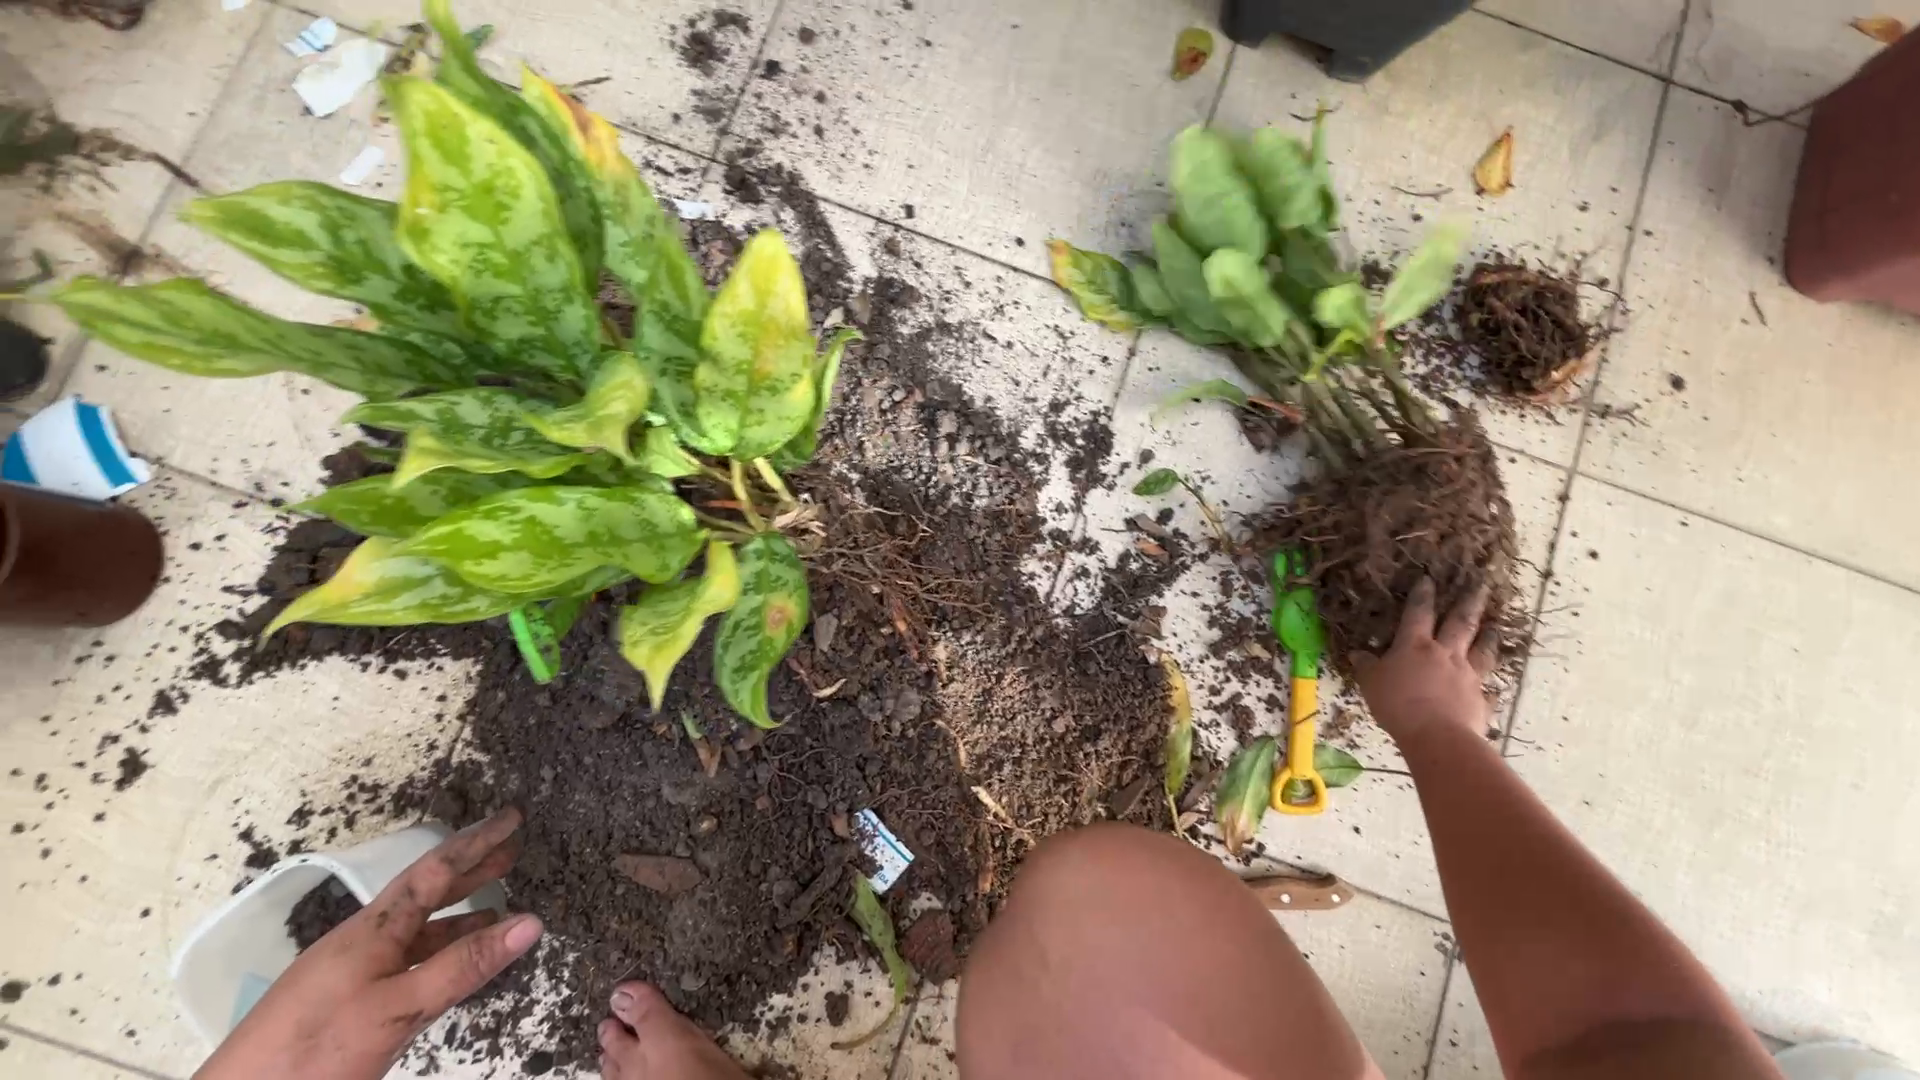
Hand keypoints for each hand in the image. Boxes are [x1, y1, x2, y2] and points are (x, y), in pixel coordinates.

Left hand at [194, 808, 543, 1079]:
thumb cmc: (313, 1054)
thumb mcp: (397, 1009)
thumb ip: (464, 965)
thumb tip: (533, 921)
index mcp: (373, 929)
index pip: (436, 869)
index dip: (477, 841)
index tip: (514, 817)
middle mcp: (364, 942)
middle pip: (426, 893)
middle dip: (472, 870)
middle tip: (515, 851)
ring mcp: (352, 975)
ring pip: (418, 930)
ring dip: (460, 914)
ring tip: (499, 908)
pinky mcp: (347, 1006)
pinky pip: (408, 962)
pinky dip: (442, 952)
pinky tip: (457, 965)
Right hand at [1349, 576, 1495, 745]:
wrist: (1436, 735)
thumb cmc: (1397, 703)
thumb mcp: (1371, 683)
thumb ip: (1367, 667)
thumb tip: (1358, 654)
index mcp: (1415, 646)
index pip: (1418, 613)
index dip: (1422, 596)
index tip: (1429, 579)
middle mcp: (1445, 654)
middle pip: (1460, 624)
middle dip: (1468, 603)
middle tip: (1480, 586)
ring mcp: (1468, 676)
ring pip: (1482, 651)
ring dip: (1488, 638)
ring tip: (1495, 627)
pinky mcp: (1480, 700)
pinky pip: (1486, 690)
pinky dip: (1488, 688)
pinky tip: (1490, 690)